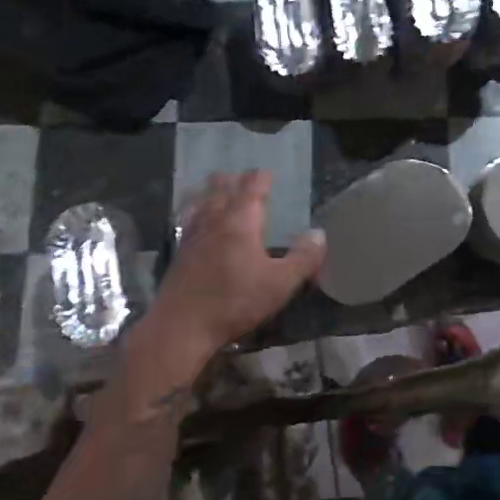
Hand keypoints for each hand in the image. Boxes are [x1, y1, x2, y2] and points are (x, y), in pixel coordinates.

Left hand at [143, 171, 326, 364]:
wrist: (182, 326)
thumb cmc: (235, 302)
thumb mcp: (279, 284)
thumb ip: (303, 259)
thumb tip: (319, 234)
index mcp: (240, 222)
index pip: (251, 190)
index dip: (260, 179)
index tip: (266, 173)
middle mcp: (214, 221)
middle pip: (221, 190)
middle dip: (233, 180)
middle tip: (241, 176)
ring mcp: (193, 236)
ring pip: (202, 202)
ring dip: (211, 191)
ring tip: (215, 185)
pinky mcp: (180, 253)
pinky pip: (189, 220)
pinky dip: (195, 210)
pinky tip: (194, 219)